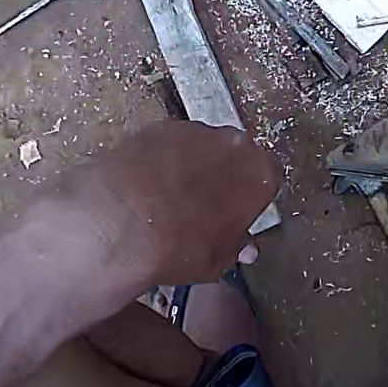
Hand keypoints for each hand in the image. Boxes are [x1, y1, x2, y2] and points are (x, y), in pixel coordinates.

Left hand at [42, 120, 279, 294]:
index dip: (251, 197)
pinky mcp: (160, 126)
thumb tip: (242, 247)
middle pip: (236, 156)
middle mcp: (233, 143)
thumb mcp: (216, 260)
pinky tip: (149, 185)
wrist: (121, 221)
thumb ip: (235, 246)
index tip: (238, 212)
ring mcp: (195, 131)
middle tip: (205, 206)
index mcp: (259, 173)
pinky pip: (170, 143)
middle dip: (224, 176)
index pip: (267, 178)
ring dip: (192, 166)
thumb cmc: (176, 244)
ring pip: (202, 147)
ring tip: (171, 197)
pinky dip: (163, 159)